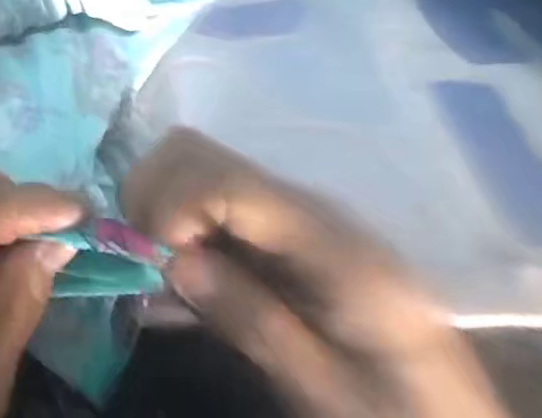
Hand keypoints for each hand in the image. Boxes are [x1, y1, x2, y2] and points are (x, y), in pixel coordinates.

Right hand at [123, 129, 506, 417]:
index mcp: (332, 246)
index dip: (169, 208)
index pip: (222, 181)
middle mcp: (307, 205)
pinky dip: (171, 211)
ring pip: (190, 159)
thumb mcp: (330, 394)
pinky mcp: (277, 219)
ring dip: (156, 200)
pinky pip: (203, 187)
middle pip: (193, 150)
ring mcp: (290, 205)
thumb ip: (254, 323)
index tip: (153, 263)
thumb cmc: (395, 413)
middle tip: (145, 259)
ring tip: (159, 262)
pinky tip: (180, 264)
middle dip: (151, 196)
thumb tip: (170, 259)